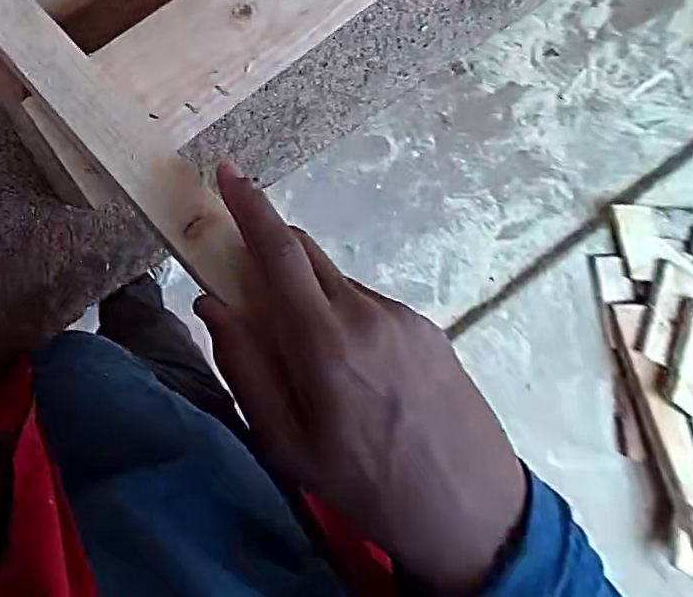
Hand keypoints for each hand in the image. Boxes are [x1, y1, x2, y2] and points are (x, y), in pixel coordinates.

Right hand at [194, 160, 527, 594]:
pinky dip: (342, 315)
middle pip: (303, 251)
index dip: (249, 205)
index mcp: (324, 343)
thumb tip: (212, 303)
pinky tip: (361, 374)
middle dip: (270, 253)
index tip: (227, 171)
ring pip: (333, 281)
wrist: (480, 522)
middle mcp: (364, 313)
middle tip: (256, 296)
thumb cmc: (366, 486)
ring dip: (308, 297)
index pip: (279, 251)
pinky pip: (365, 303)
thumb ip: (243, 366)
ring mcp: (401, 316)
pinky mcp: (426, 326)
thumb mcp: (287, 444)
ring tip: (323, 367)